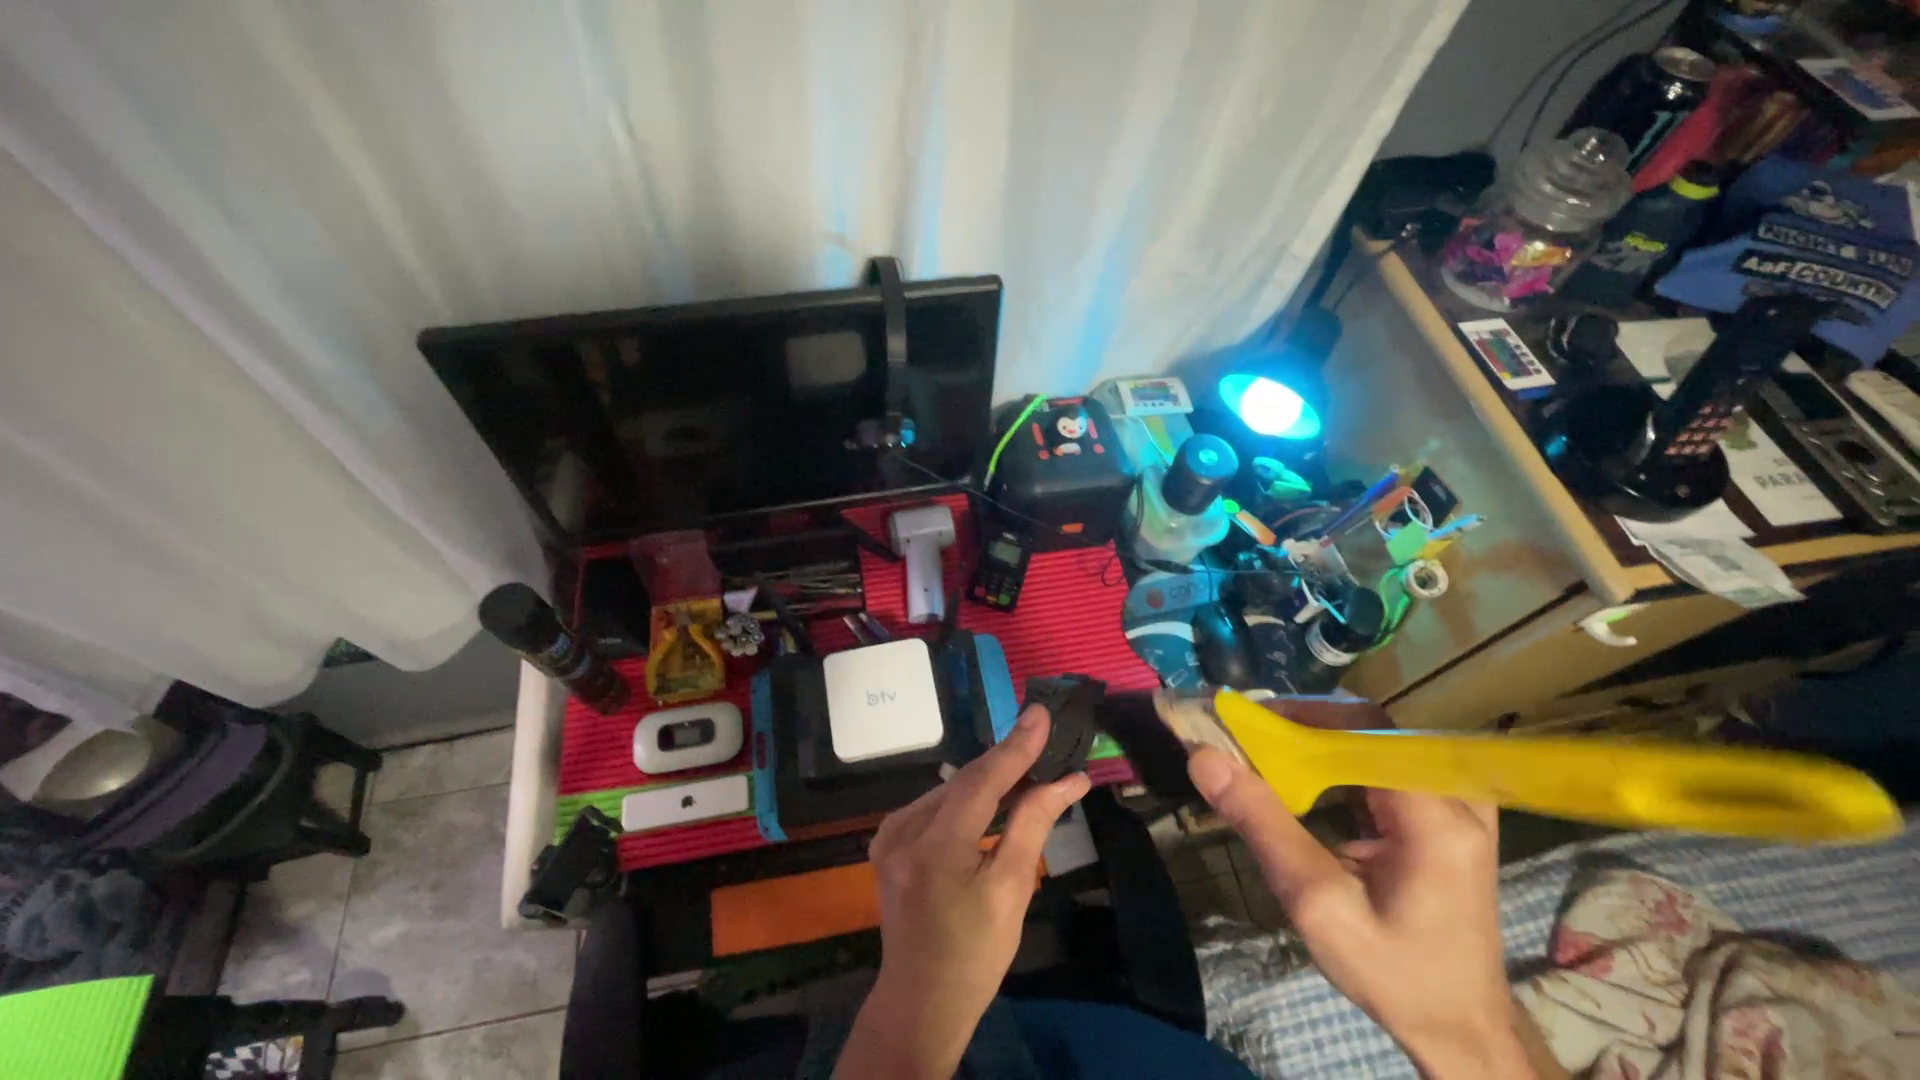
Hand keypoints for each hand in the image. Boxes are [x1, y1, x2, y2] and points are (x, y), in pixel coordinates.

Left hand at [836, 706, 1091, 1079]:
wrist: (921, 1001)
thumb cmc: (975, 956)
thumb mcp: (1012, 892)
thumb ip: (1033, 826)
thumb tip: (1068, 779)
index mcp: (933, 848)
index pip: (980, 781)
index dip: (1016, 746)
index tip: (1042, 714)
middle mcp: (902, 831)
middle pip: (963, 781)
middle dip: (1008, 760)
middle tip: (1049, 740)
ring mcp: (889, 835)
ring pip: (950, 790)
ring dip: (990, 778)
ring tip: (1033, 764)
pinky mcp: (889, 841)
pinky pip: (936, 806)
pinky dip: (968, 796)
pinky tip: (996, 793)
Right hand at [1189, 746, 1533, 1078]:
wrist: (1461, 1025)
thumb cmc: (1392, 972)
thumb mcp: (1317, 904)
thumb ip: (1263, 825)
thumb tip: (1204, 760)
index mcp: (1435, 814)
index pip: (1364, 729)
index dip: (1300, 716)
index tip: (1244, 723)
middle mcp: (1457, 794)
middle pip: (1372, 730)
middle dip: (1304, 728)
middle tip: (1249, 741)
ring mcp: (1461, 803)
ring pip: (1379, 743)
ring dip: (1320, 744)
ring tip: (1268, 756)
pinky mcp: (1451, 814)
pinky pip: (1389, 765)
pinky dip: (1342, 764)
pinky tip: (1307, 781)